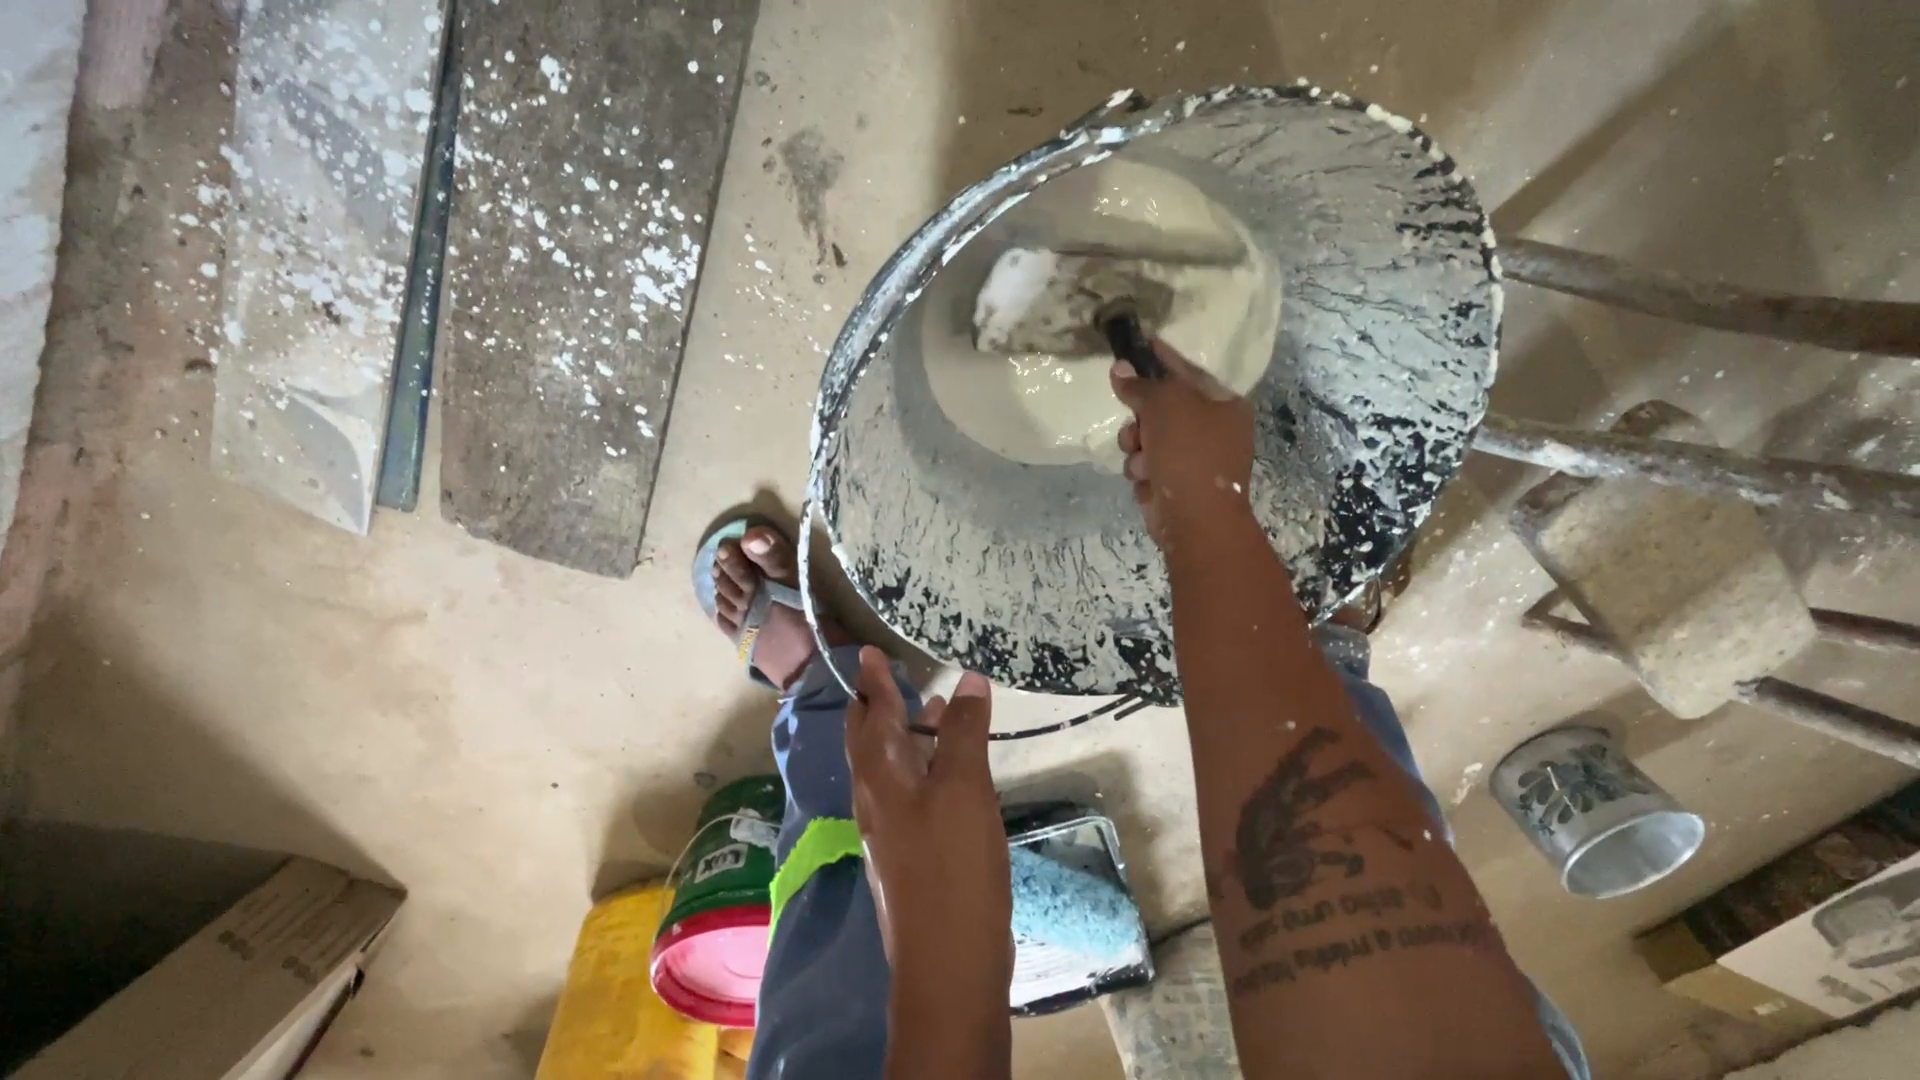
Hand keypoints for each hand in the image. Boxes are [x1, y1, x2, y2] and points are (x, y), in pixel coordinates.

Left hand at [844, 647, 1012, 982]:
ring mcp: (892, 830)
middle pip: (870, 741)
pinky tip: (952, 771)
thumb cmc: (952, 866)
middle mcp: (876, 799)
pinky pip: (911, 794)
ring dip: (908, 734)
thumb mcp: (963, 789)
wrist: (948, 961)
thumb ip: (964, 732)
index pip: (872, 713)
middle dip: (879, 706)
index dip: (874, 681)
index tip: (867, 651)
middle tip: (895, 676)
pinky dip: (925, 767)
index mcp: (880, 777)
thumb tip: (968, 679)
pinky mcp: (912, 854)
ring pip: (892, 768)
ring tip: (934, 708)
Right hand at [1109, 340, 1256, 546]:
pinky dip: (1142, 471)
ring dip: (1137, 448)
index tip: (1140, 342)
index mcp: (1224, 404)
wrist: (1195, 520)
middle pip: (1161, 407)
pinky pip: (1145, 464)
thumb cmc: (1190, 453)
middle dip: (1141, 417)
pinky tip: (1147, 480)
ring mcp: (1193, 458)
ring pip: (1146, 437)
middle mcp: (1212, 429)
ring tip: (1142, 461)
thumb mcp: (1165, 407)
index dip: (1162, 358)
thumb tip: (1120, 368)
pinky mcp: (1174, 483)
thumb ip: (1141, 385)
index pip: (1187, 371)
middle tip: (1135, 423)